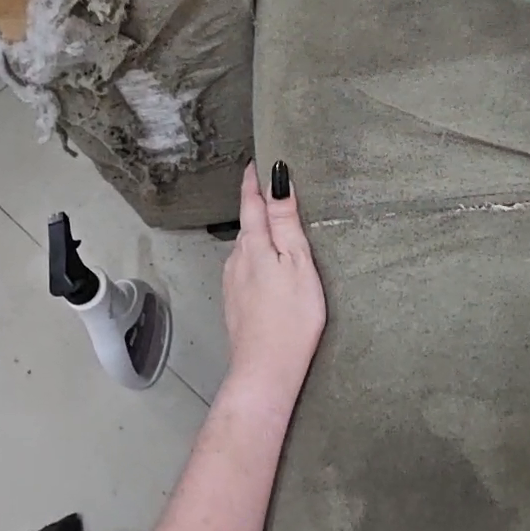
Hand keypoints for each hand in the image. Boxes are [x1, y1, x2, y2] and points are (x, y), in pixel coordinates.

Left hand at [221, 161, 326, 405]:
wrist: (266, 370)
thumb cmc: (291, 316)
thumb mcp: (297, 262)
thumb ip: (285, 221)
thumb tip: (276, 179)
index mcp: (253, 245)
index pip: (251, 202)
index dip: (254, 180)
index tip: (256, 161)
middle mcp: (236, 259)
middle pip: (248, 224)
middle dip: (259, 207)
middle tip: (276, 192)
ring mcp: (232, 282)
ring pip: (247, 249)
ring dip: (259, 236)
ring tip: (279, 231)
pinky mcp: (235, 303)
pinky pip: (246, 269)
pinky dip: (258, 260)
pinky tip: (272, 271)